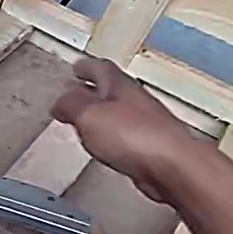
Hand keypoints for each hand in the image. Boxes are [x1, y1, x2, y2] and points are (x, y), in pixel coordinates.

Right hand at [51, 57, 203, 201]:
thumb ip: (71, 105)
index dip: (86, 67)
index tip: (77, 67)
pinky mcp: (149, 147)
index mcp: (119, 86)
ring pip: (119, 112)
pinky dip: (111, 135)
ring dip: (101, 113)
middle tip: (78, 91)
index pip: (100, 68)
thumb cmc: (137, 137)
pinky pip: (125, 135)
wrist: (172, 166)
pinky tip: (106, 145)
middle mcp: (135, 101)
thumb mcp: (90, 115)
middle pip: (111, 89)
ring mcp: (145, 124)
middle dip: (92, 89)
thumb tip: (60, 102)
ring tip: (87, 118)